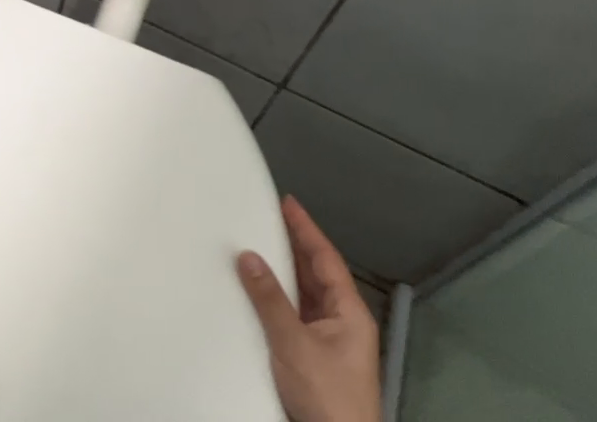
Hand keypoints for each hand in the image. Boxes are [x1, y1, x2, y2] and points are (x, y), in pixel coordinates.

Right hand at [237, 196, 381, 421]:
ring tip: (253, 245)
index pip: (325, 259)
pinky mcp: (311, 357)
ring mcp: (327, 341)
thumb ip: (270, 299)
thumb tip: (248, 256)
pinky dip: (274, 297)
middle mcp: (341, 322)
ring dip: (281, 272)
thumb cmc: (326, 394)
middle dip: (291, 245)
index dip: (306, 229)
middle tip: (262, 216)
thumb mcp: (294, 344)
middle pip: (315, 273)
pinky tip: (254, 291)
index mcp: (348, 312)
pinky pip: (292, 314)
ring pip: (302, 295)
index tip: (286, 201)